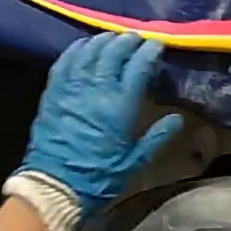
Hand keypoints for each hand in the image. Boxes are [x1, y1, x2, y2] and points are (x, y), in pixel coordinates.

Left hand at [8, 33, 181, 230]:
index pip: (140, 64)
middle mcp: (98, 90)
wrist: (53, 191)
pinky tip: (84, 45)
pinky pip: (65, 62)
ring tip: (113, 38)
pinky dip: (77, 49)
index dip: (150, 50)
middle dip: (128, 41)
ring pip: (90, 52)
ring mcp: (73, 89)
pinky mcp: (53, 94)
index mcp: (121, 105)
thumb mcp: (135, 162)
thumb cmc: (99, 177)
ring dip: (104, 41)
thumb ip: (158, 137)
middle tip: (137, 40)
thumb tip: (177, 118)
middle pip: (115, 51)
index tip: (157, 45)